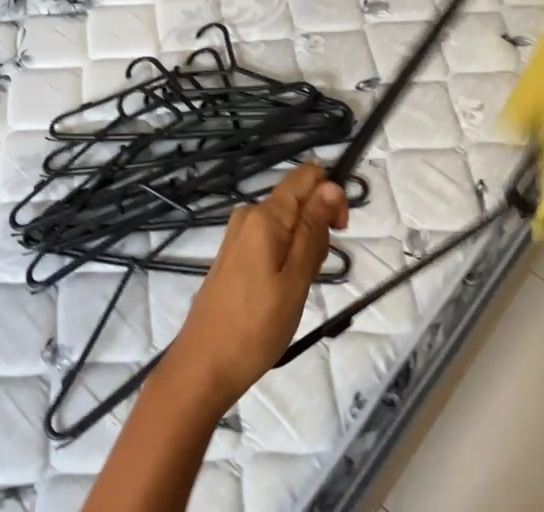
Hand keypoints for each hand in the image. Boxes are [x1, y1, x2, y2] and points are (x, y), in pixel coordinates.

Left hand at [162, 163, 349, 410]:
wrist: (204, 367)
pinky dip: (286, 260)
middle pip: (299, 201)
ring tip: (296, 288)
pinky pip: (271, 241)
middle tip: (312, 273)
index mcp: (265, 216)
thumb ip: (314, 229)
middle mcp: (249, 216)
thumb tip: (331, 185)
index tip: (339, 232)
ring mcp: (238, 237)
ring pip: (288, 225)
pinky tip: (282, 292)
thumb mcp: (296, 278)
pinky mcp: (234, 256)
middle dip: (317, 228)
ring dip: (303, 248)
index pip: (306, 177)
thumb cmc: (256, 326)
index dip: (331, 196)